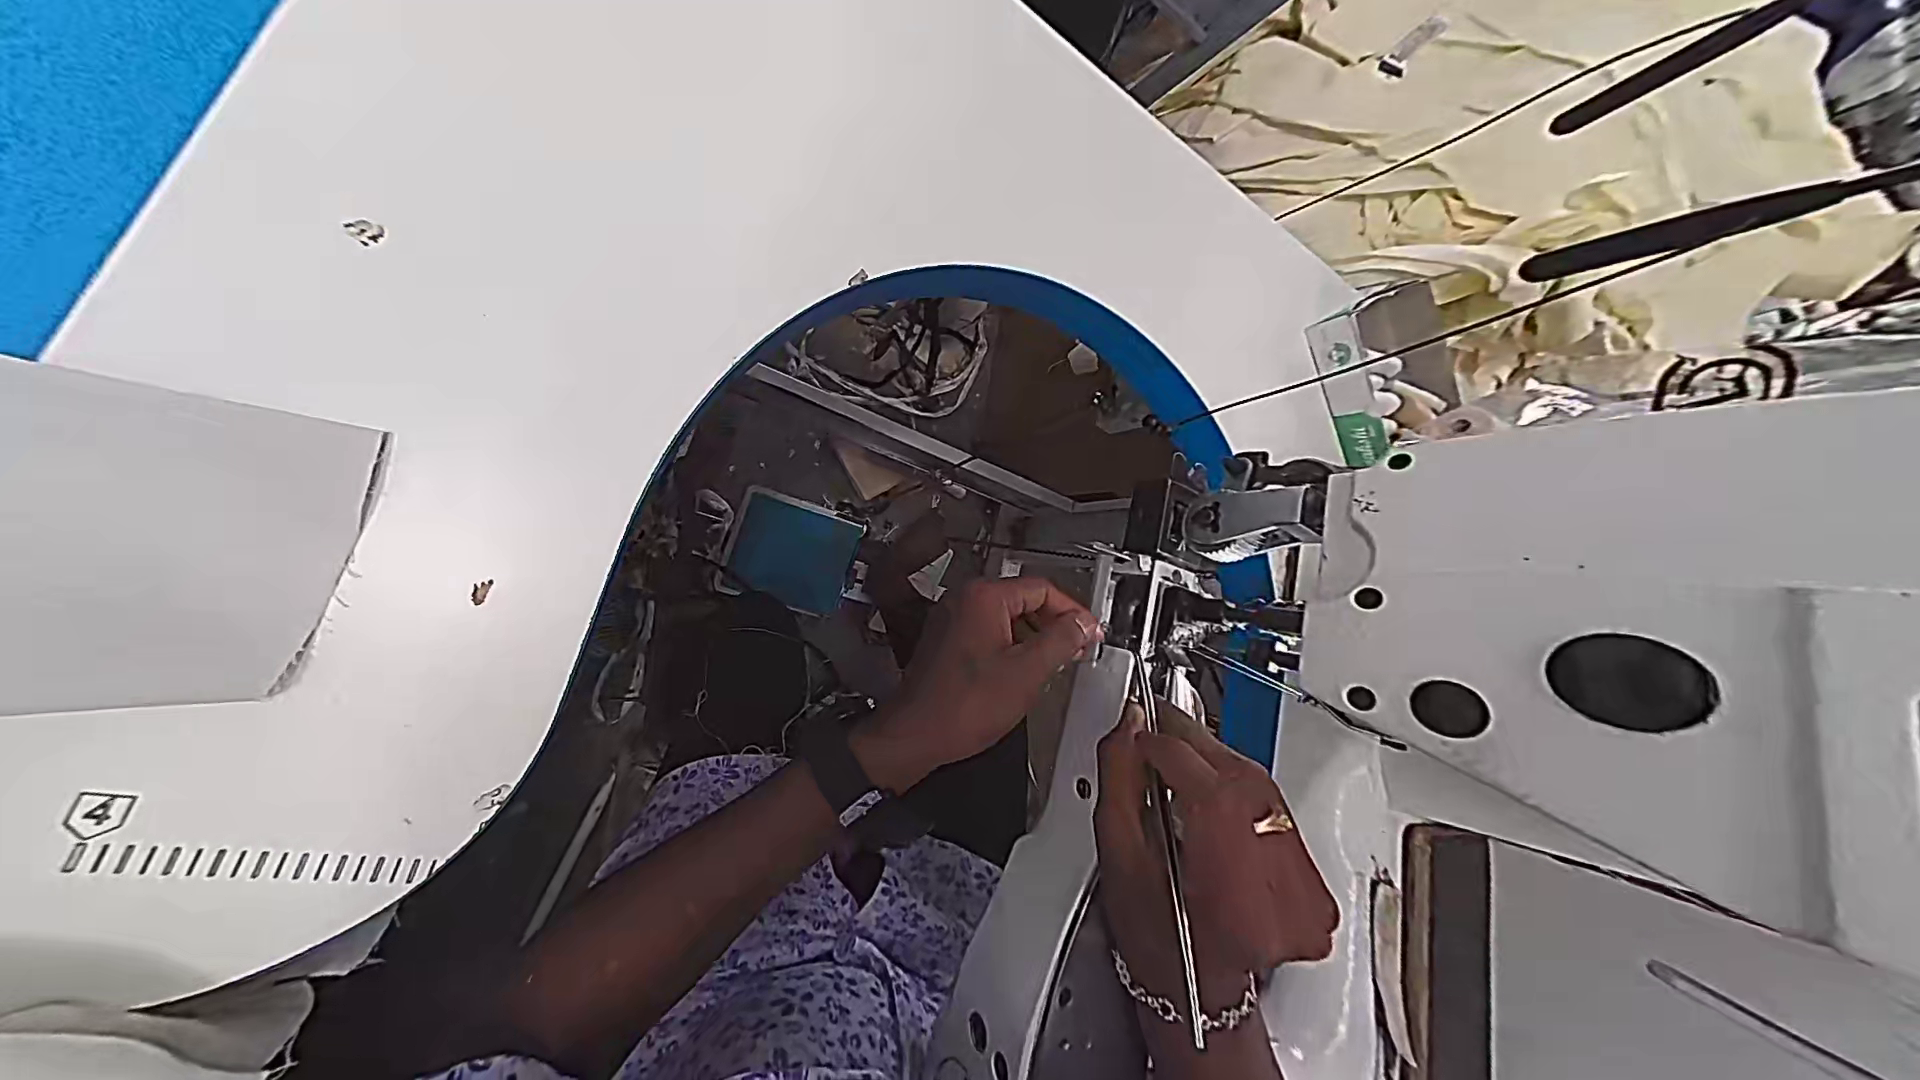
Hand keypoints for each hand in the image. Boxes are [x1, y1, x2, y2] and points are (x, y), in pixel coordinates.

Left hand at [851, 577, 1099, 791]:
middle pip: (1025, 599)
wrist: (917, 735)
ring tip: (1053, 662)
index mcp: (983, 598)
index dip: (1072, 611)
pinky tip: (1023, 671)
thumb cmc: (959, 707)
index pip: (1042, 588)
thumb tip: (1082, 625)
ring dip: (1035, 636)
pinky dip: (1012, 645)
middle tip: (1075, 646)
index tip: (1088, 631)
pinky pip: (990, 631)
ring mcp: (953, 619)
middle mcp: (963, 600)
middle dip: (1054, 624)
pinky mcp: (948, 640)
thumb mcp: (1027, 672)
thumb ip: (1062, 641)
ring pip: (1008, 616)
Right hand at [1095, 697, 1337, 978]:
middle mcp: (1280, 885)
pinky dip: (1227, 775)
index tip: (1138, 727)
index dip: (1165, 745)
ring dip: (1204, 753)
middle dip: (1185, 739)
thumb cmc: (1154, 938)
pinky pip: (1263, 793)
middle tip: (1150, 727)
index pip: (1206, 787)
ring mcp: (1301, 876)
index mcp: (1231, 894)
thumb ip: (1120, 780)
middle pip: (1233, 773)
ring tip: (1167, 753)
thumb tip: (1129, 725)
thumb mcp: (1119, 856)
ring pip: (1250, 776)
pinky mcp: (1305, 863)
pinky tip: (1199, 779)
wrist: (1197, 985)